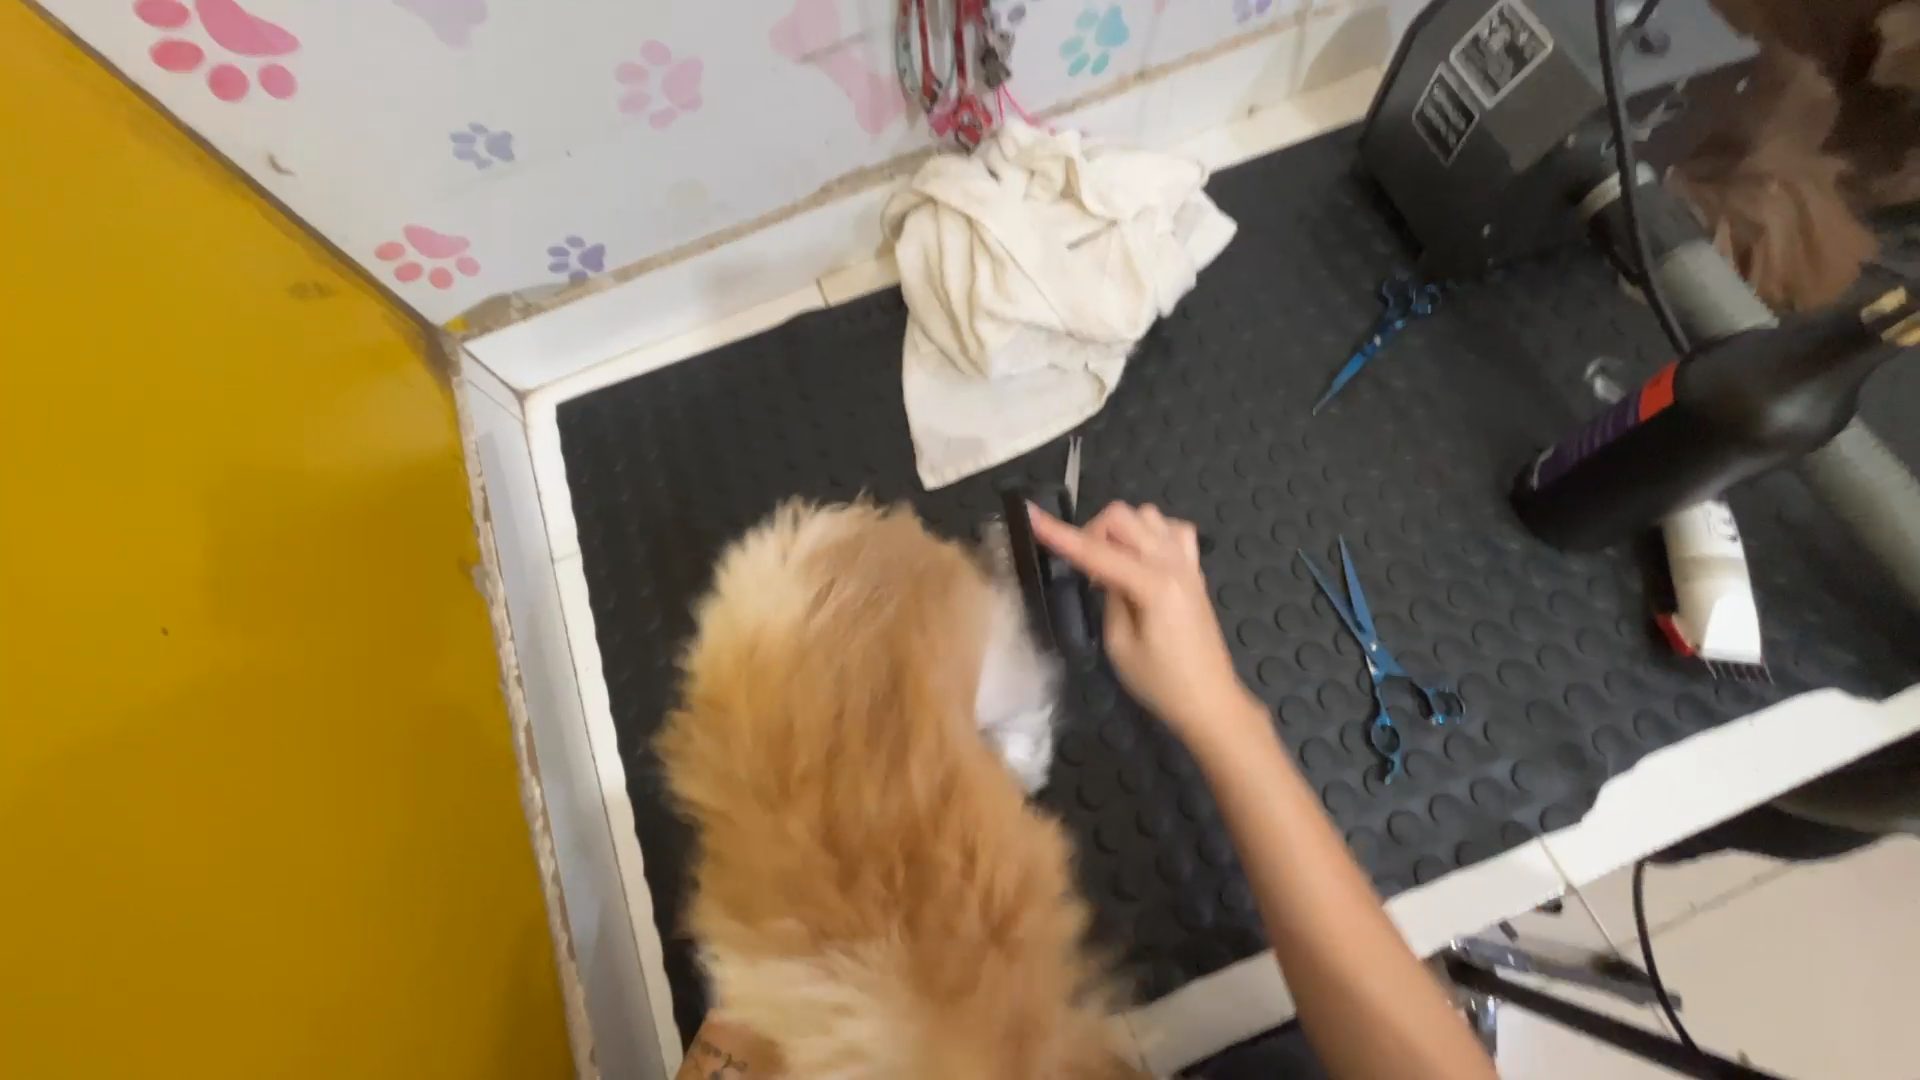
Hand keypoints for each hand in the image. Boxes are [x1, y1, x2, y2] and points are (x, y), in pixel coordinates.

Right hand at [1028, 501, 1260, 742]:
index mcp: (1153, 585)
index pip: (1096, 552)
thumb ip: (1109, 596)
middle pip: (1123, 516)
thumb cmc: (1161, 683)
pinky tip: (1141, 558)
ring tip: (1112, 565)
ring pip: (1146, 515)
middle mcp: (1172, 563)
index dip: (1059, 534)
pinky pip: (1172, 529)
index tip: (1032, 515)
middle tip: (1084, 568)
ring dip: (1121, 530)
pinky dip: (1151, 533)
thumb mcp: (1119, 644)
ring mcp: (1187, 562)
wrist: (1210, 700)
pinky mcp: (1194, 569)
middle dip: (1093, 531)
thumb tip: (1102, 571)